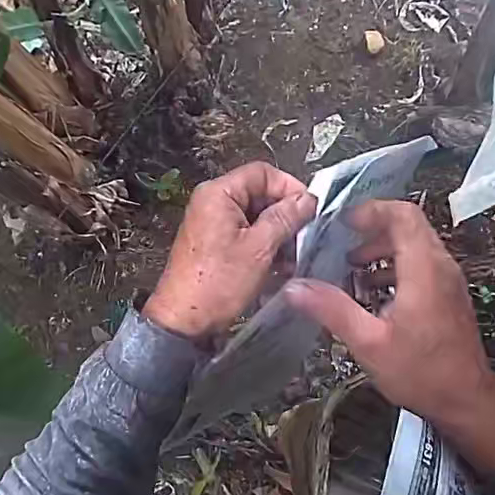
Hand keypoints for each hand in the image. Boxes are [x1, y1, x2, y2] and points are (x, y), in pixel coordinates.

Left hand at [143, 162, 316, 343]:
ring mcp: (212, 225)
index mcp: (218, 194)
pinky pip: (246, 235)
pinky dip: (265, 247)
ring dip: (278, 235)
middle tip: (305, 235)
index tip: (310, 208)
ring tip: (293, 257)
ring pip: (256, 217)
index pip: (263, 173)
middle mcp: (212, 203)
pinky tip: (279, 266)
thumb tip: (306, 200)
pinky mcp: (215, 245)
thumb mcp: (260, 248)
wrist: (184, 321)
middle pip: (260, 195)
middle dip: (286, 215)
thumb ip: (285, 217)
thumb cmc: (215, 285)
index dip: (290, 188)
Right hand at [283, 200, 494, 475]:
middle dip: (372, 229)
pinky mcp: (448, 296)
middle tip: (341, 243)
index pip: (403, 215)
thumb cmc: (421, 373)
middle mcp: (441, 267)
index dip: (371, 211)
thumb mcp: (369, 342)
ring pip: (415, 245)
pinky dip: (395, 267)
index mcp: (423, 270)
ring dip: (382, 250)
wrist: (467, 401)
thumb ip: (332, 310)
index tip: (343, 223)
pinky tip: (372, 293)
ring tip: (351, 268)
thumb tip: (295, 288)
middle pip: (408, 226)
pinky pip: (421, 265)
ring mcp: (448, 281)